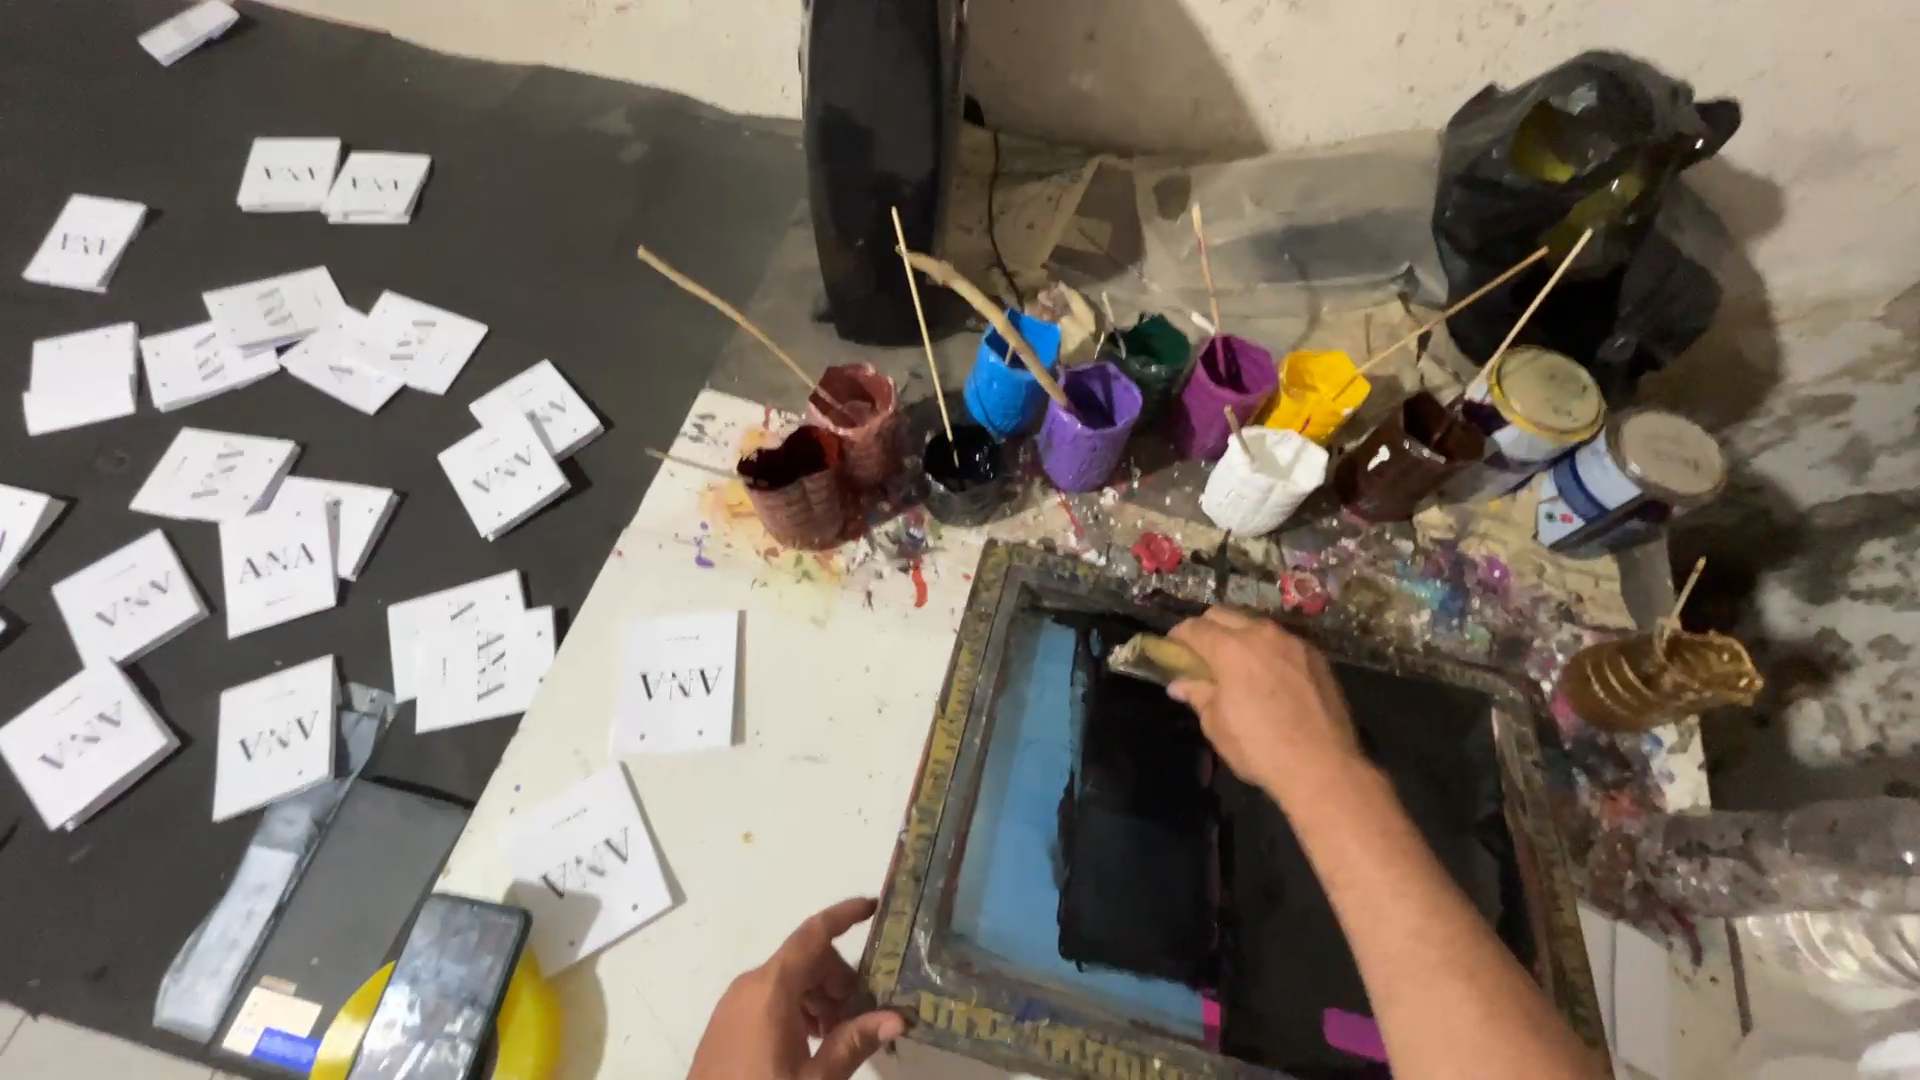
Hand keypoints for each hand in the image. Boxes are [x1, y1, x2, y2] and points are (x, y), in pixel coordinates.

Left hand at [686, 897, 905, 1079]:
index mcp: (772, 987)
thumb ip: (855, 1043)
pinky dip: (797, 1008)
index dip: (845, 915)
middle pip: (807, 959)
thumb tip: (898, 1017)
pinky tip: (810, 1044)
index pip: (814, 933)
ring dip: (820, 996)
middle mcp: (751, 983)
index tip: (874, 906)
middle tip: (861, 1014)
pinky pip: (770, 998)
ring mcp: (734, 1003)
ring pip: (789, 980)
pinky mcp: (726, 1024)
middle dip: (839, 977)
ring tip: (837, 1036)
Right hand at [1167, 607, 1361, 794]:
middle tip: (1201, 654)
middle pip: (1224, 614)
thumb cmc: (1259, 747)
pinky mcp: (1317, 657)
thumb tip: (1179, 685)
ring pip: (1256, 624)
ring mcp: (1293, 643)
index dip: (1178, 636)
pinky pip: (1282, 641)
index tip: (1172, 649)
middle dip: (1207, 628)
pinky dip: (1267, 649)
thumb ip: (1198, 695)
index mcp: (1230, 649)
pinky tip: (1268, 674)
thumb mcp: (1216, 724)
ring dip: (1239, 635)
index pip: (1194, 628)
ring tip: (1236, 663)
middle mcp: (1262, 635)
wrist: (1323, 767)